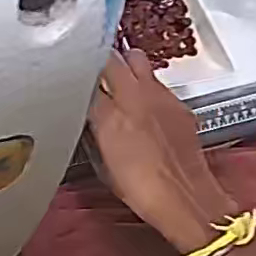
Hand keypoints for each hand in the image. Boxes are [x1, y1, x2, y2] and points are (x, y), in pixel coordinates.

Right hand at [87, 48, 236, 251]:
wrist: (183, 196)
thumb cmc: (140, 189)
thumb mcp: (103, 162)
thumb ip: (95, 132)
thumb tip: (91, 117)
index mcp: (108, 115)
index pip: (86, 79)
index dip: (79, 77)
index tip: (72, 80)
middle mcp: (134, 97)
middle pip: (112, 58)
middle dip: (100, 61)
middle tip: (93, 71)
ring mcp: (159, 96)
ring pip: (138, 60)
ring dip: (125, 66)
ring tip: (118, 80)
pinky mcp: (178, 103)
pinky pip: (157, 82)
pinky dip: (146, 86)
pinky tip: (143, 105)